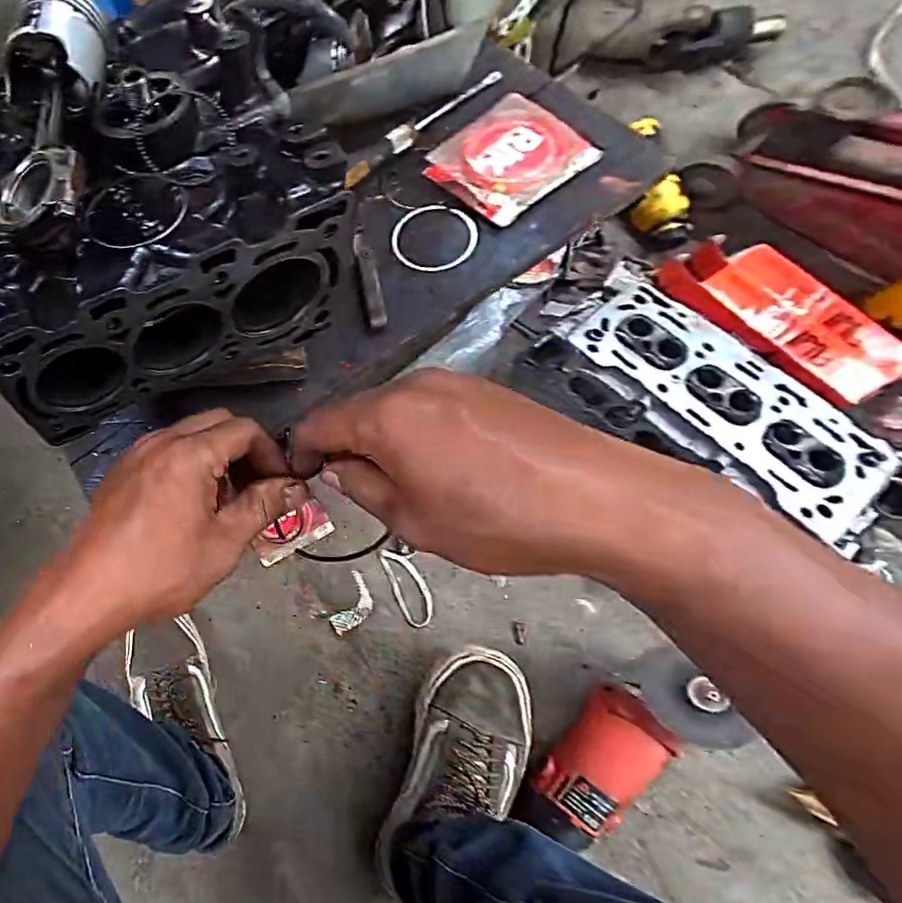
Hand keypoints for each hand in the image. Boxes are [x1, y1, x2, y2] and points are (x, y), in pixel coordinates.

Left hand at [32, 410, 305, 641]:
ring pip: (190, 435)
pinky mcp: (121, 469)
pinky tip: (190, 505)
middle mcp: (161, 441)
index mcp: (189, 453)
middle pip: (218, 423)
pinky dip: (188, 463)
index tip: (280, 485)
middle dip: (245, 450)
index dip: (272, 453)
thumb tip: (293, 488)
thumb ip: (261, 507)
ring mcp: (137, 453)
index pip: (245, 429)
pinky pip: (165, 450)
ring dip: (217, 456)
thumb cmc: (160, 570)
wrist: (89, 590)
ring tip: (225, 502)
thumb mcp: (222, 543)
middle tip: (257, 490)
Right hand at [290, 369, 744, 581]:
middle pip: (355, 411)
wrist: (599, 498)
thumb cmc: (497, 519)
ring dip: (383, 439)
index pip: (318, 423)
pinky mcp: (484, 388)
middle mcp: (414, 385)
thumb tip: (340, 468)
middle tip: (358, 489)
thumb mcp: (412, 521)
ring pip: (393, 407)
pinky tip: (446, 465)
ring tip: (407, 482)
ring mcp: (453, 381)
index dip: (302, 452)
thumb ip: (361, 489)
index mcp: (385, 415)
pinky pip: (429, 405)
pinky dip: (418, 431)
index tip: (304, 477)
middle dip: (345, 446)